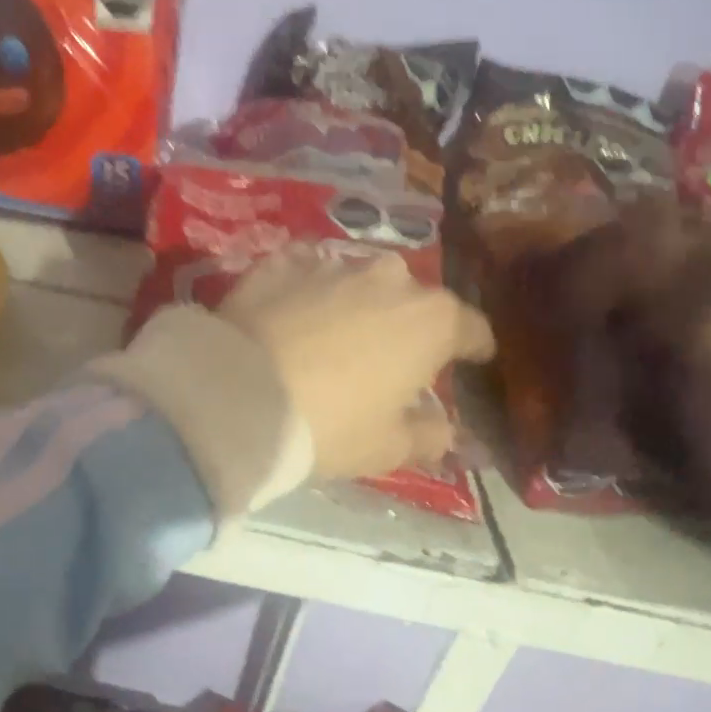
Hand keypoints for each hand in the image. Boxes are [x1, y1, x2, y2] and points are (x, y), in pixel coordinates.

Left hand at [217, 251, 494, 479]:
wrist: (236, 398)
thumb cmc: (329, 427)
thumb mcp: (386, 448)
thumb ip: (428, 436)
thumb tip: (446, 432)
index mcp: (431, 321)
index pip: (471, 329)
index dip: (474, 348)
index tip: (474, 359)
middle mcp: (389, 279)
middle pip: (412, 301)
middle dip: (408, 326)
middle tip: (390, 358)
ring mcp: (332, 264)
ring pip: (358, 284)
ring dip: (355, 307)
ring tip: (336, 338)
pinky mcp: (279, 264)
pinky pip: (304, 275)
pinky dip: (305, 294)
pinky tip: (291, 317)